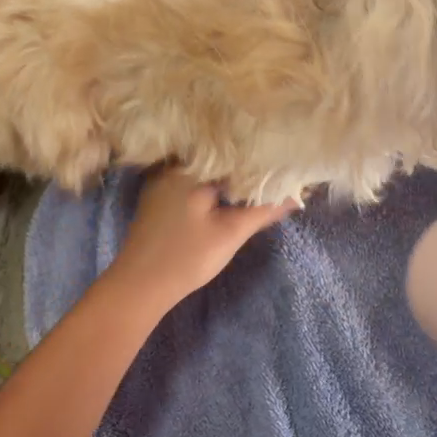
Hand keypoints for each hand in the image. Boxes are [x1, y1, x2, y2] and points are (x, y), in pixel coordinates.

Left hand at [104, 165, 298, 309]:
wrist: (141, 284)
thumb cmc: (187, 256)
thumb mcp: (230, 233)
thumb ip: (262, 210)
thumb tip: (295, 195)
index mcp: (189, 168)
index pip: (230, 152)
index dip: (257, 157)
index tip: (282, 160)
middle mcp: (172, 168)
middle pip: (215, 160)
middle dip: (242, 166)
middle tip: (274, 170)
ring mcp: (161, 182)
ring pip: (202, 171)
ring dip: (225, 177)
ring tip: (256, 180)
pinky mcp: (158, 198)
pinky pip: (189, 182)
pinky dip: (209, 186)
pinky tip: (225, 194)